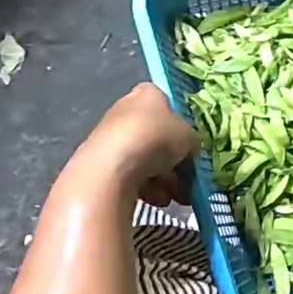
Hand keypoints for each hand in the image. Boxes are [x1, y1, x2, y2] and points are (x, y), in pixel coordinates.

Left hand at [70, 84, 199, 203]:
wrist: (111, 167)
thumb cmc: (156, 139)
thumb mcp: (190, 138)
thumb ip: (192, 142)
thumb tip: (189, 151)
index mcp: (148, 94)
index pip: (167, 104)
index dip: (180, 124)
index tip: (189, 145)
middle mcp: (126, 109)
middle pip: (157, 136)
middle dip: (173, 161)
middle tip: (187, 179)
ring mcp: (111, 136)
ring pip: (145, 159)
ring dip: (163, 180)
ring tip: (174, 196)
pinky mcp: (100, 162)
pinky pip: (130, 175)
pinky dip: (144, 188)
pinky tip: (154, 200)